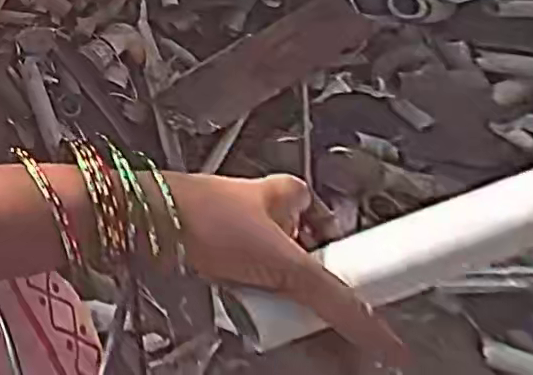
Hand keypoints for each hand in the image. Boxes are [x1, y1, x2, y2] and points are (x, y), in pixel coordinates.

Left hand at [168, 172, 407, 362]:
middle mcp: (257, 210)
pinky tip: (264, 320)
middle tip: (327, 314)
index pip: (329, 216)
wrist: (145, 222)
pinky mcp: (214, 257)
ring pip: (278, 276)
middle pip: (306, 256)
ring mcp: (234, 235)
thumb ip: (339, 301)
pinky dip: (260, 305)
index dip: (347, 250)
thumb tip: (388, 338)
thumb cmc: (204, 216)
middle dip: (317, 288)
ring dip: (288, 301)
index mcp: (279, 194)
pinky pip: (251, 288)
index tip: (367, 282)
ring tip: (292, 320)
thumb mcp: (285, 261)